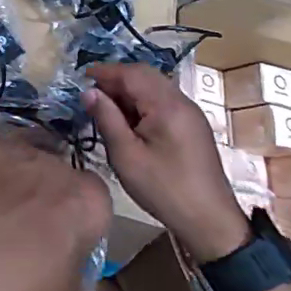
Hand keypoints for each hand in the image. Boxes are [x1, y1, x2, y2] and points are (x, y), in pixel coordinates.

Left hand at [0, 127, 111, 290]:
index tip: (63, 236)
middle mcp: (64, 169)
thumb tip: (62, 256)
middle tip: (30, 223)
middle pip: (62, 175)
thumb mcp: (69, 288)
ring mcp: (26, 153)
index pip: (93, 202)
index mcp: (92, 202)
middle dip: (50, 194)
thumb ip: (73, 259)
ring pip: (30, 159)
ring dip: (22, 177)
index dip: (77, 218)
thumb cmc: (28, 288)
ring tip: (1, 204)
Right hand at [85, 63, 250, 262]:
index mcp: (166, 105)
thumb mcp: (126, 156)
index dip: (105, 71)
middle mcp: (181, 101)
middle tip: (92, 93)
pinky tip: (129, 120)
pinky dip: (143, 102)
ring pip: (155, 87)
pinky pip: (164, 101)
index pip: (132, 73)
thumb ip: (107, 119)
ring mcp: (190, 113)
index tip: (81, 77)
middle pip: (146, 75)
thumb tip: (89, 91)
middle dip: (117, 79)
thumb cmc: (163, 188)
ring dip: (130, 90)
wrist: (209, 220)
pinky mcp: (193, 126)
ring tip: (106, 107)